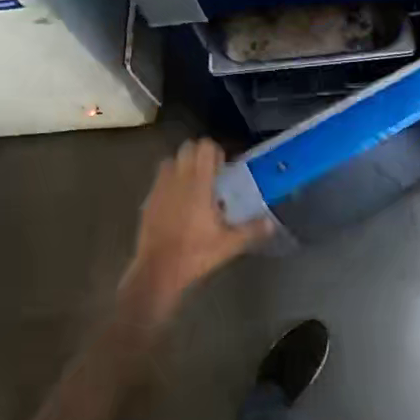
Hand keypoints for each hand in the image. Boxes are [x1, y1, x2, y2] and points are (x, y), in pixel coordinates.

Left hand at [119, 139, 273, 321]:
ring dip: (182, 165)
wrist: (157, 270)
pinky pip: (159, 179)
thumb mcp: (229, 244)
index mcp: (199, 184)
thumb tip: (271, 223)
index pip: (205, 148)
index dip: (215, 152)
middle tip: (210, 174)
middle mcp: (178, 180)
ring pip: (171, 160)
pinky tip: (177, 202)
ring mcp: (160, 188)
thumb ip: (252, 230)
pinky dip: (169, 181)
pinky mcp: (148, 200)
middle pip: (187, 148)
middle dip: (199, 154)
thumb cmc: (195, 254)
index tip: (222, 167)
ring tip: (193, 185)